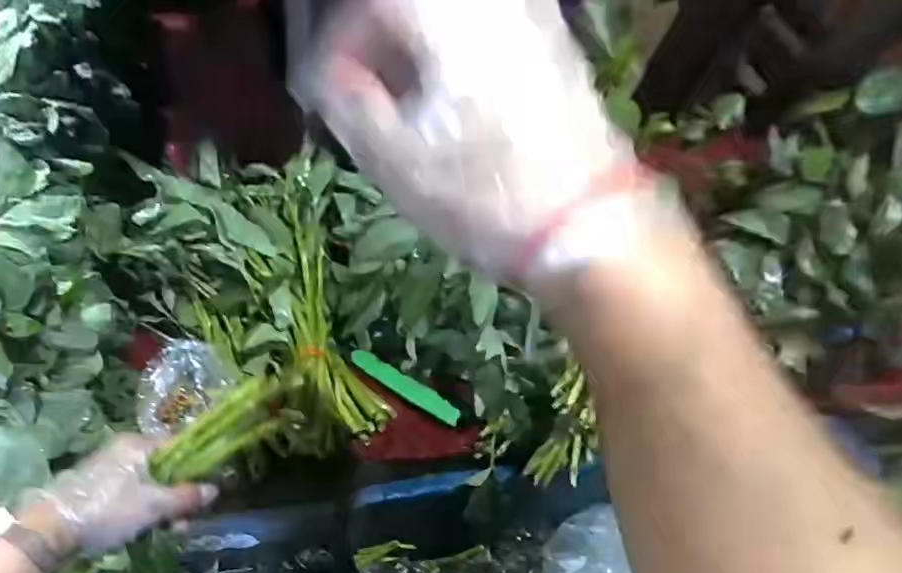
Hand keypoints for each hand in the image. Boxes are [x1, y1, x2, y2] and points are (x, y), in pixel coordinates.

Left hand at [20, 435, 218, 557]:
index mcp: (138, 444)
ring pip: (150, 484)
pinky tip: (148, 529)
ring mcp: (110, 469)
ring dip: (164, 507)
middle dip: (181, 494)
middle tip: (186, 520)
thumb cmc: (108, 510)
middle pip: (166, 467)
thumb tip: (214, 489)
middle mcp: (124, 450)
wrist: (53, 529)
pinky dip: (145, 510)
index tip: (211, 489)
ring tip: (170, 530)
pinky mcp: (100, 488)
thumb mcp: (153, 506)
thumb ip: (186, 496)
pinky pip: (133, 494)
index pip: (180, 444)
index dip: (199, 465)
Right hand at [304, 0, 661, 289]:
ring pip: (442, 17)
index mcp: (445, 13)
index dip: (336, 41)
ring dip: (407, 51)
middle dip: (373, 44)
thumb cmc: (476, 194)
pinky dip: (444, 56)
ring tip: (396, 108)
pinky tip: (440, 105)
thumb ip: (347, 101)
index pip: (369, 2)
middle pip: (409, 4)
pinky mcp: (547, 40)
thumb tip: (327, 72)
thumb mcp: (392, 159)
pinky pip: (477, 27)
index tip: (324, 90)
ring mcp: (527, 11)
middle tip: (357, 98)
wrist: (577, 222)